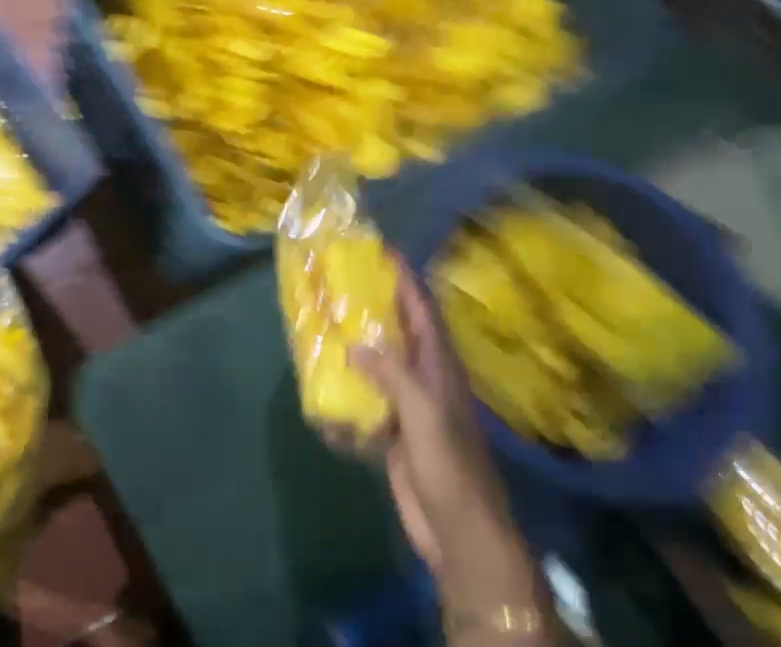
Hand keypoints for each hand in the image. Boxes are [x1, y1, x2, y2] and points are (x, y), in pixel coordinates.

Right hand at [350, 267, 540, 613]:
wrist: (459, 529)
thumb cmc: (449, 468)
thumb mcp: (424, 416)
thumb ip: (393, 375)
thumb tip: (356, 342)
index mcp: (440, 370)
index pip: (422, 313)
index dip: (404, 281)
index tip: (380, 251)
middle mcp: (425, 380)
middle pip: (399, 332)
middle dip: (374, 304)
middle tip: (337, 279)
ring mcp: (409, 406)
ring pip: (379, 362)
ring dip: (355, 342)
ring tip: (321, 319)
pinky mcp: (393, 431)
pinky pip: (366, 397)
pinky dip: (346, 385)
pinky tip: (322, 377)